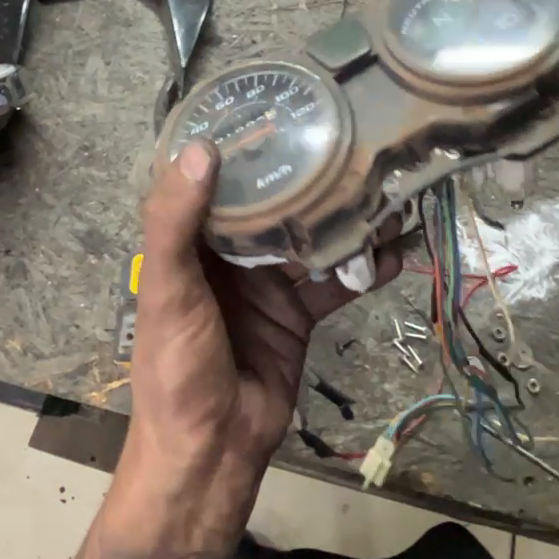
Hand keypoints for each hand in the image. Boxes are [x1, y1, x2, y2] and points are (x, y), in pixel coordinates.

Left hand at [56, 139, 399, 558]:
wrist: (212, 451)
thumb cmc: (176, 366)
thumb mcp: (167, 289)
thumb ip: (175, 222)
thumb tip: (202, 149)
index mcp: (190, 240)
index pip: (216, 178)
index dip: (242, 144)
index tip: (280, 107)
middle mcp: (228, 253)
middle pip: (272, 202)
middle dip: (308, 178)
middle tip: (351, 144)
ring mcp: (266, 282)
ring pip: (309, 237)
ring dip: (343, 219)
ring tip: (384, 192)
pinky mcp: (297, 312)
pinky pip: (332, 281)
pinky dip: (360, 269)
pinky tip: (390, 254)